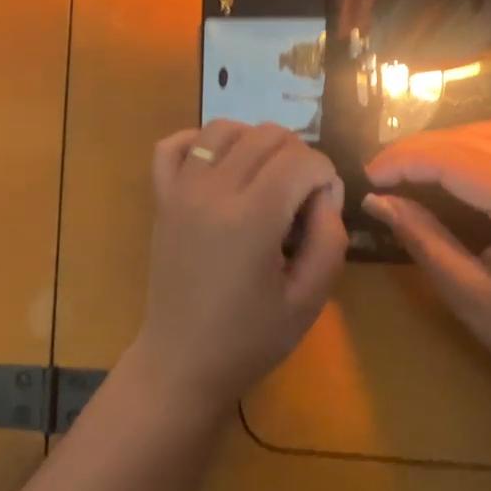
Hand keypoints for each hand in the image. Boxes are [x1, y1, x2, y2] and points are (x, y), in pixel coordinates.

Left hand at [131, 121, 347, 411]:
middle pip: (265, 136)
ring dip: (254, 142)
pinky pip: (171, 146)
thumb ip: (330, 238)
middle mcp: (212, 192)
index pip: (300, 159)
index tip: (324, 211)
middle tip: (301, 200)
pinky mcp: (160, 200)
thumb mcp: (309, 299)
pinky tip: (219, 166)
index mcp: (252, 218)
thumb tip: (326, 193)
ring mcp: (180, 192)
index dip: (325, 176)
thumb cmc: (250, 339)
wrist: (182, 361)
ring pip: (222, 129)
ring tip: (266, 180)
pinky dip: (198, 142)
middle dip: (297, 157)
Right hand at [361, 121, 490, 421]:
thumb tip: (376, 200)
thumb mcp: (469, 296)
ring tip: (415, 163)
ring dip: (455, 140)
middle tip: (380, 170)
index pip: (461, 162)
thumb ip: (424, 239)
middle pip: (481, 140)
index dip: (408, 160)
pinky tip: (480, 156)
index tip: (367, 175)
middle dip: (423, 148)